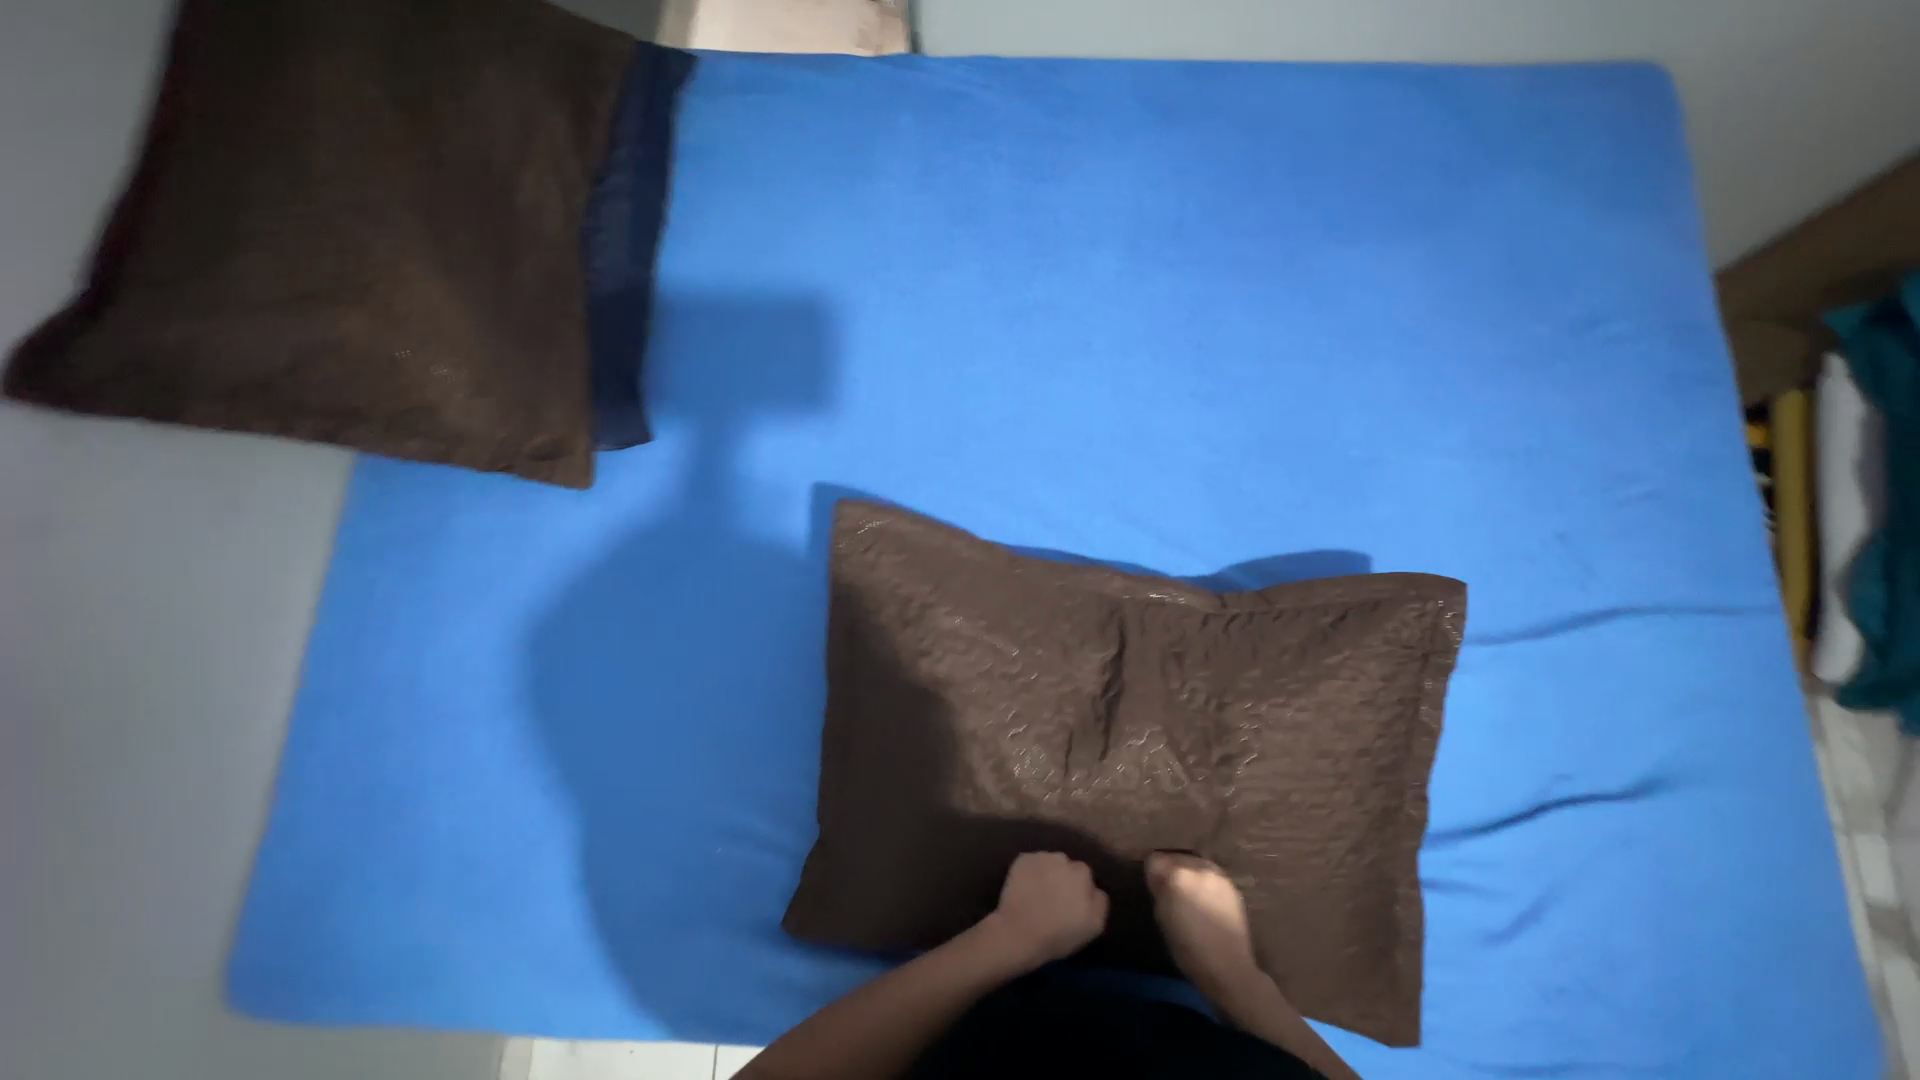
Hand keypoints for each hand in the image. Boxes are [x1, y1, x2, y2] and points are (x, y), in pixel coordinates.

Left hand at [981, 851, 1108, 969]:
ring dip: (1047, 873)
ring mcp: (1041, 857)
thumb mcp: (1094, 925)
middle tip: (1054, 899)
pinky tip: (1025, 889)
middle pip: (1067, 866)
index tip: (1071, 905)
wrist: (1019, 932)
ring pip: (1049, 863)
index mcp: (1083, 873)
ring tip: (1038, 893)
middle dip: (1064, 878)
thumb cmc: (1059, 934)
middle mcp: (1064, 859)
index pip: (1086, 878)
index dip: (1080, 892)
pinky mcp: (1022, 859)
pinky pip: (1031, 863)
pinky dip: (1030, 872)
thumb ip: (1100, 901)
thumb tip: (1095, 888)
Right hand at [1147, 852, 1260, 993]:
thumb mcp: (1161, 917)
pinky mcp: (1232, 884)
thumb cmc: (1187, 948)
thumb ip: (1159, 890)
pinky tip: (1205, 899)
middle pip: (1174, 856)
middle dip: (1170, 870)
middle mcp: (1198, 867)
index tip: (1154, 889)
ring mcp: (1218, 874)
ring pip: (1193, 862)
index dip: (1152, 875)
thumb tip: (1158, 878)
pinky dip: (1204, 881)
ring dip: (1188, 873)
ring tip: (1189, 894)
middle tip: (1171, 892)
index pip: (1154, 859)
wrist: (1228, 966)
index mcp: (1176, 875)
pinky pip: (1210, 873)